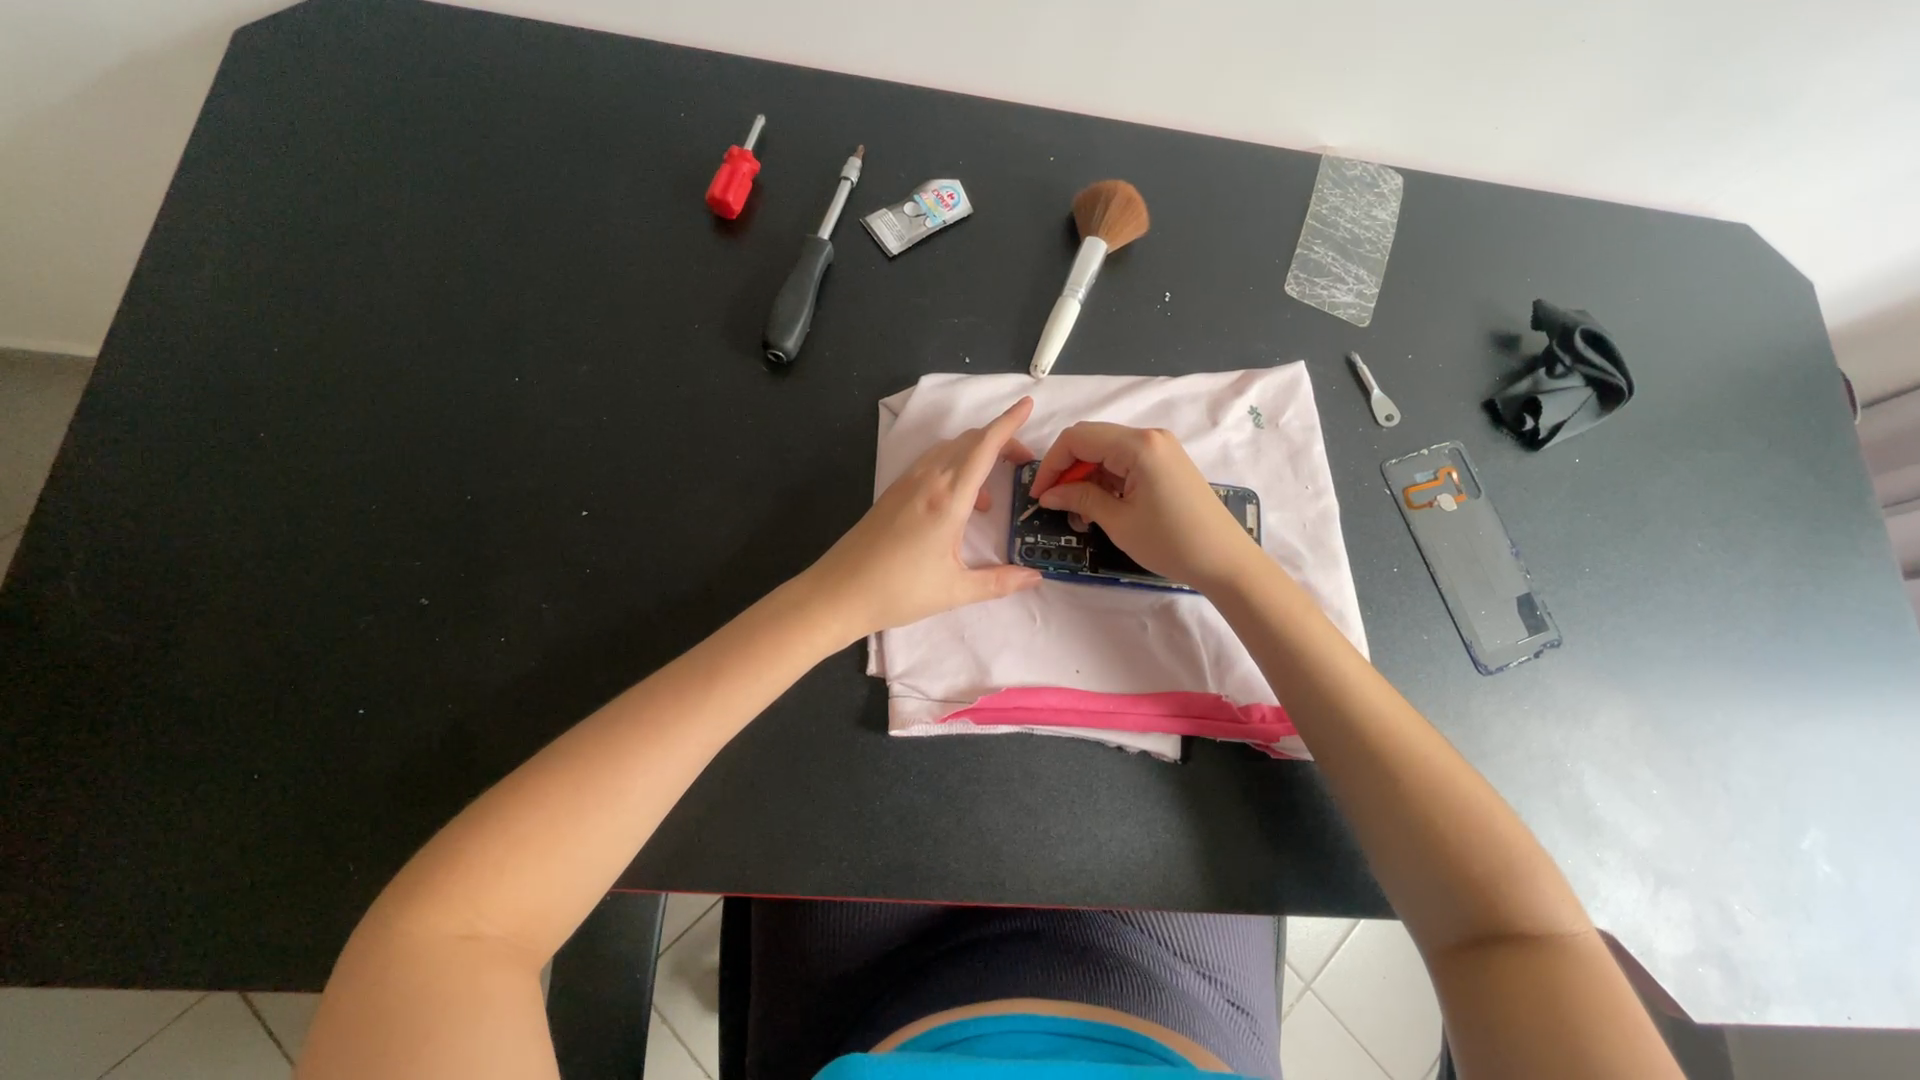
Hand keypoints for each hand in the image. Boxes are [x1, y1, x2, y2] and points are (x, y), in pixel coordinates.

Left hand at [805, 397, 1042, 638]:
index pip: (984, 447)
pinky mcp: (893, 492)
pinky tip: (958, 505)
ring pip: (948, 450)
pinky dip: (954, 468)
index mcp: (947, 499)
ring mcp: (906, 483)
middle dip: (999, 441)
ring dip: (975, 455)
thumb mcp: (955, 590)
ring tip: (991, 495)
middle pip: (969, 442)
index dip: (1008, 423)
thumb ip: (1000, 582)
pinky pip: (931, 464)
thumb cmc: (898, 591)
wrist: (838, 592)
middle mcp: (927, 480)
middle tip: (1022, 463)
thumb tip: (1034, 579)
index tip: (1027, 404)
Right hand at [1029, 423, 1264, 590]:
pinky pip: (1125, 462)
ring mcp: (1161, 449)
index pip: (1077, 438)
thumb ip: (1081, 499)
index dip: (1051, 464)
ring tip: (1080, 514)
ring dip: (1086, 478)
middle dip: (1067, 470)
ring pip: (1106, 452)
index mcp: (1138, 445)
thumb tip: (1050, 494)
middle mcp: (1150, 437)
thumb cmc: (1171, 542)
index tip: (1039, 495)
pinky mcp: (1167, 463)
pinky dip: (1106, 480)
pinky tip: (1101, 508)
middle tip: (1056, 504)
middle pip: (1091, 440)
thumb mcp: (1119, 522)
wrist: (1225, 560)